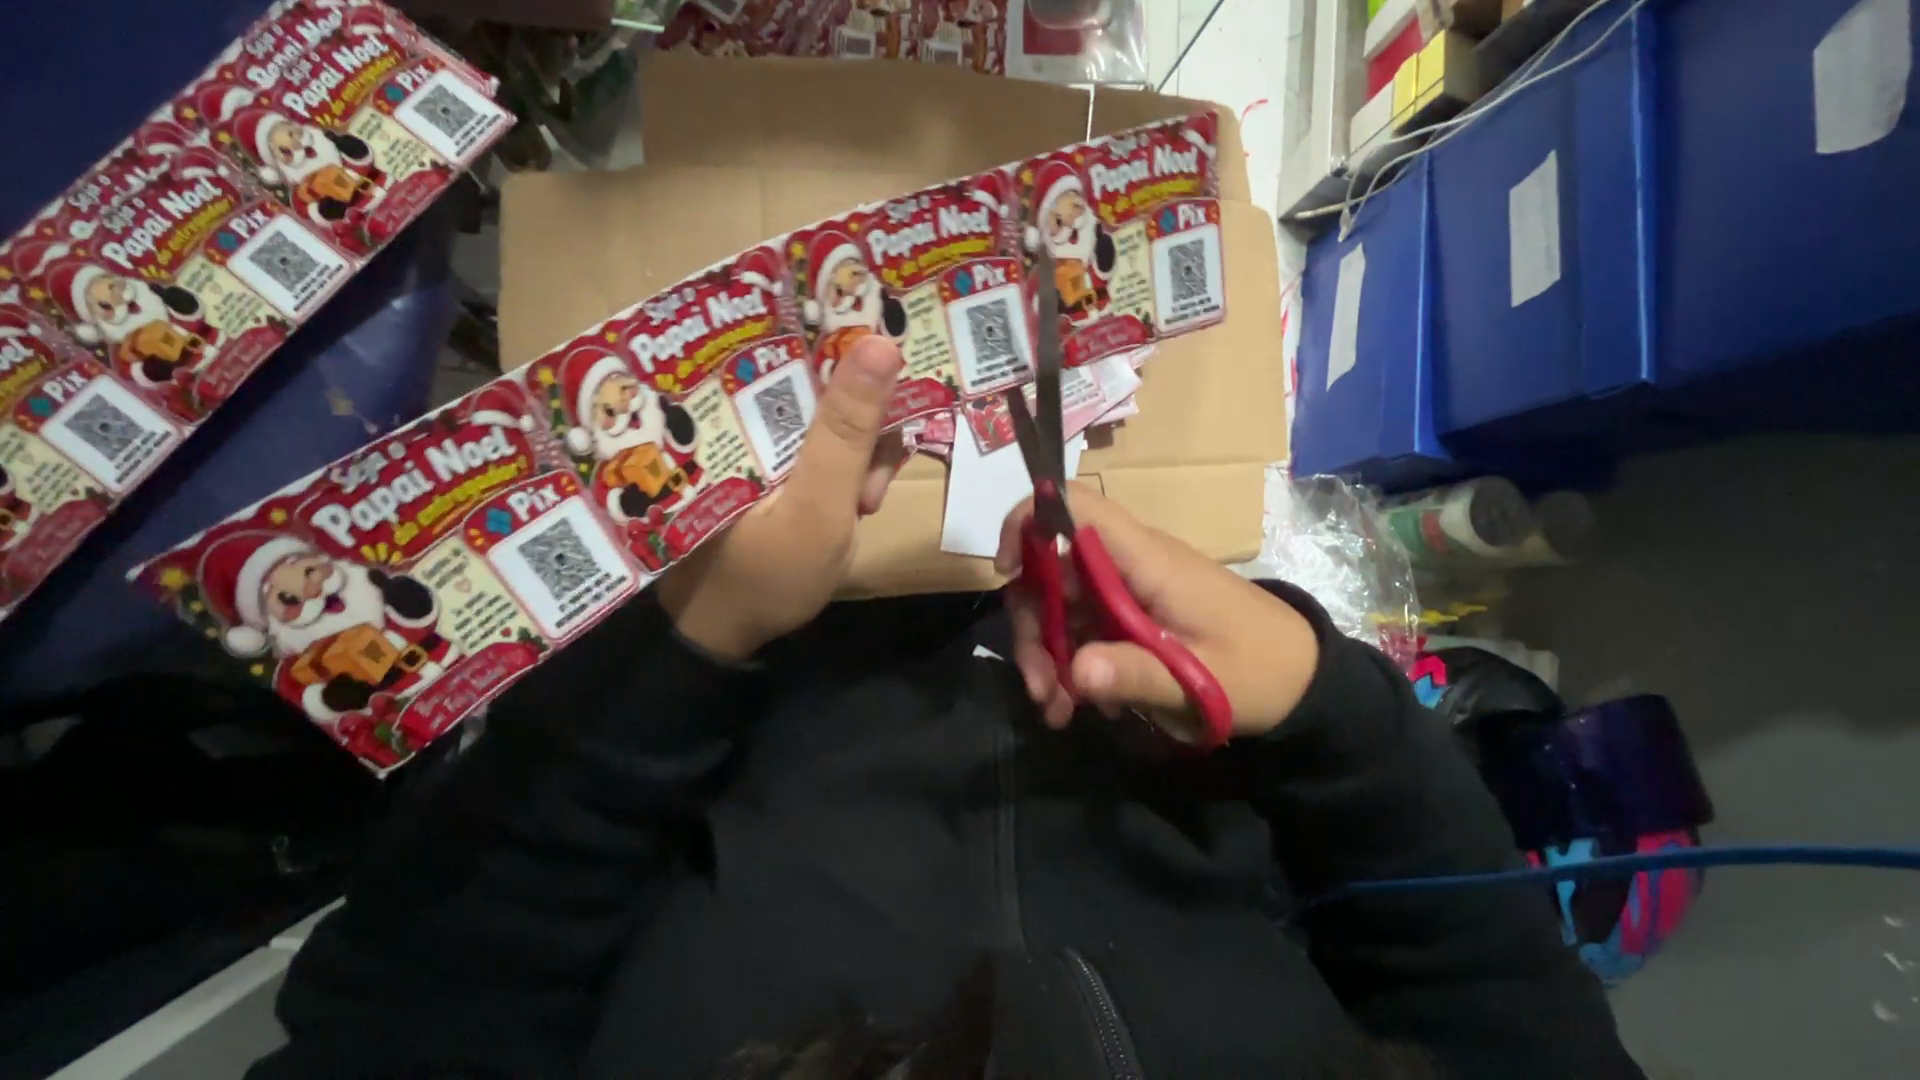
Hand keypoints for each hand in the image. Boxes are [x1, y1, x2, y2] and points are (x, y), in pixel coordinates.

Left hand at [656, 336, 906, 659]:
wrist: (725, 631)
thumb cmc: (767, 573)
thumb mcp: (819, 503)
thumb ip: (849, 431)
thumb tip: (879, 339)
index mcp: (741, 408)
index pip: (800, 343)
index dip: (854, 346)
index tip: (902, 367)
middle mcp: (747, 412)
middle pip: (827, 382)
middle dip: (869, 429)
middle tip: (873, 485)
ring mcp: (764, 441)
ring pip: (836, 419)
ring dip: (865, 461)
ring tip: (864, 507)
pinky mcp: (776, 467)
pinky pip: (827, 449)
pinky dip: (851, 476)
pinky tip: (856, 507)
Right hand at [994, 484, 1319, 740]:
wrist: (1303, 680)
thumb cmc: (1259, 669)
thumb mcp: (1200, 681)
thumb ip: (1137, 674)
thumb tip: (1074, 672)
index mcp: (1146, 560)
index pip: (1078, 507)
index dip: (1030, 520)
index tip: (1007, 571)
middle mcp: (1127, 566)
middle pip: (1051, 569)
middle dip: (1032, 626)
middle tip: (1041, 690)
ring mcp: (1127, 591)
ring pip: (1059, 604)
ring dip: (1047, 654)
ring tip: (1057, 712)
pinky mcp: (1129, 616)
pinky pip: (1081, 628)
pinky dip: (1071, 664)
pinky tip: (1082, 705)